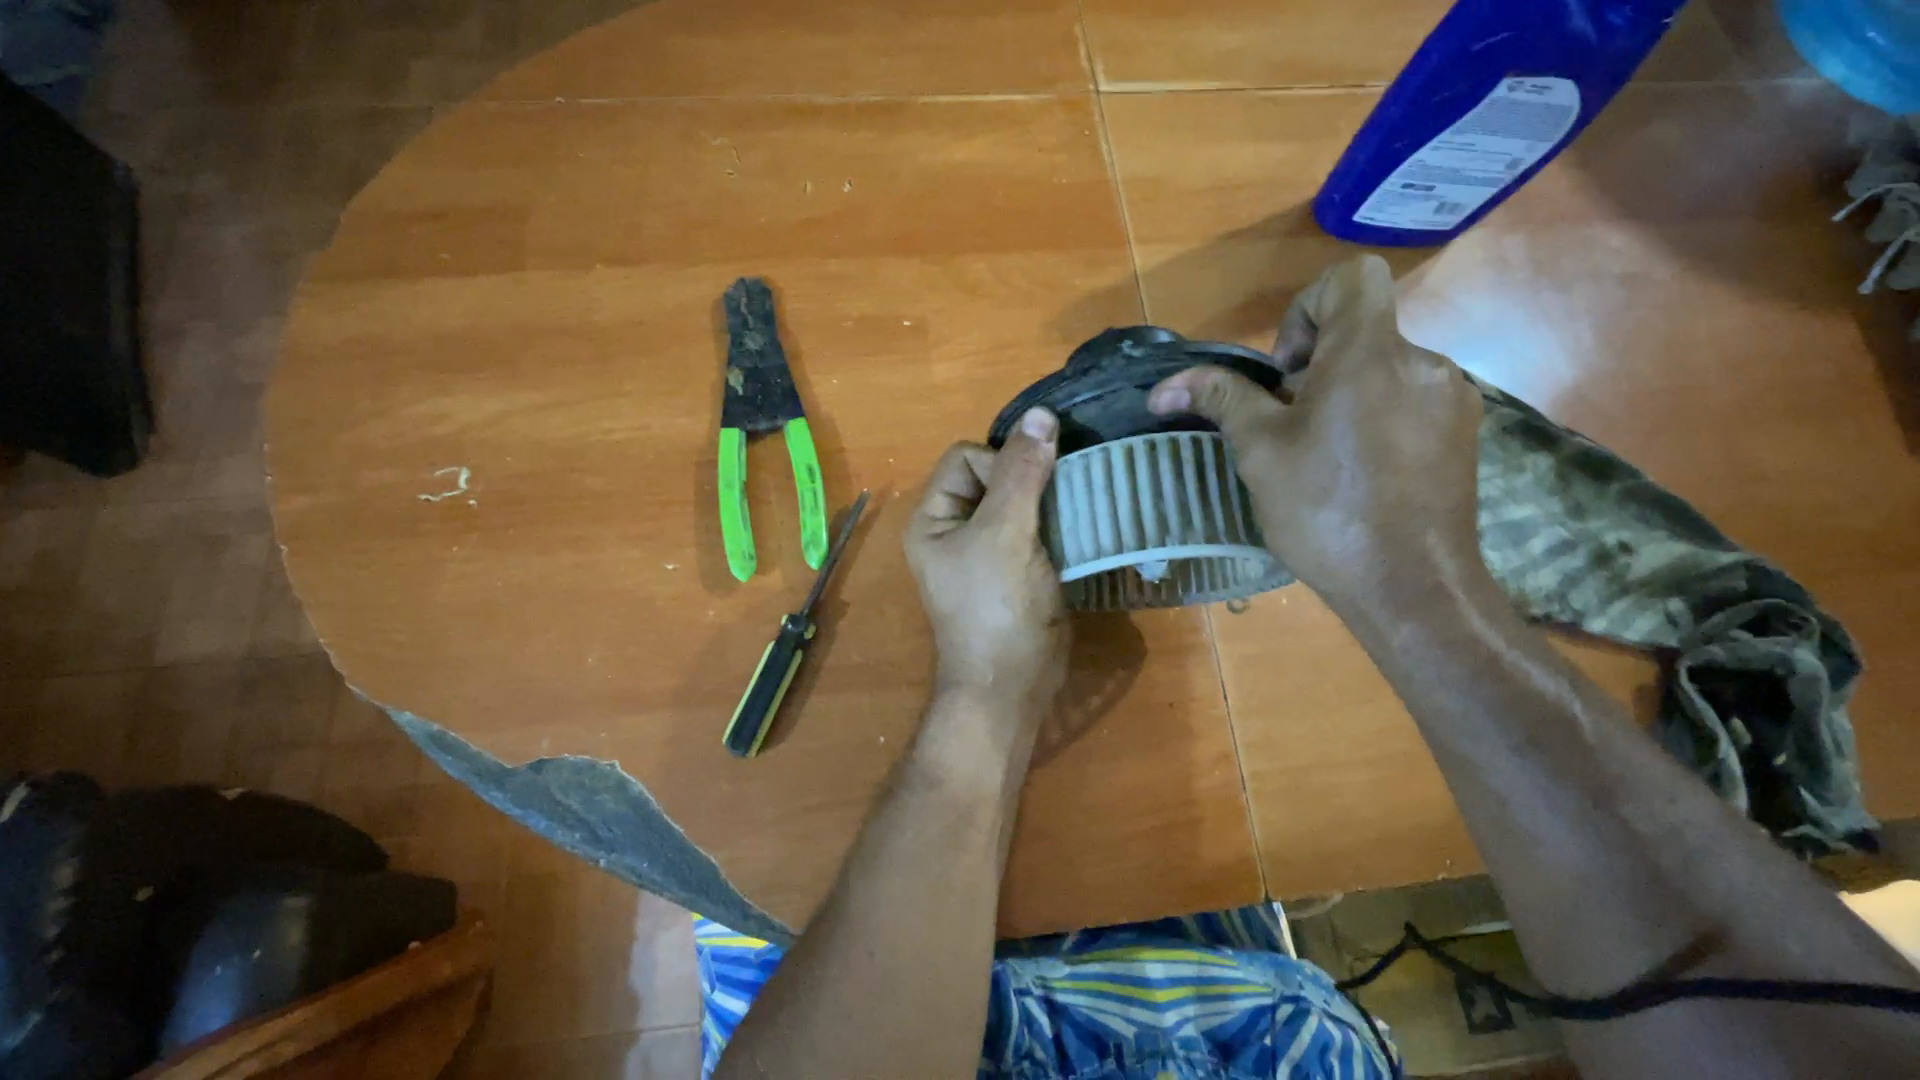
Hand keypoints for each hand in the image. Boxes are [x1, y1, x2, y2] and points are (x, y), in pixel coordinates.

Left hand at [905, 408, 1069, 723]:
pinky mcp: (1020, 569)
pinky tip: (1084, 530)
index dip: (1000, 463)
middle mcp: (956, 529)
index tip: (1027, 494)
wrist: (1011, 683)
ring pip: (1024, 501)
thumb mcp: (1004, 533)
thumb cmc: (995, 607)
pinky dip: (1062, 524)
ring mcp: (989, 551)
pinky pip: (1041, 529)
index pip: (966, 457)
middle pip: (996, 475)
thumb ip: (1022, 473)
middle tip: (1060, 499)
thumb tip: (1042, 414)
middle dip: (1032, 479)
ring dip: (1052, 500)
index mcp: (933, 518)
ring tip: (1078, 511)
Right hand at [1146, 255, 1483, 602]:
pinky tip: (1363, 474)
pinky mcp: (1464, 434)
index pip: (1349, 277)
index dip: (1307, 307)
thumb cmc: (1325, 510)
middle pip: (1362, 330)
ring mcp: (1450, 399)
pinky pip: (1412, 402)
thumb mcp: (1260, 452)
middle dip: (1318, 365)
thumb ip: (1221, 399)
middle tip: (1291, 425)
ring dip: (1348, 395)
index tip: (1288, 371)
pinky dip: (1380, 419)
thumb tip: (1164, 387)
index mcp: (1368, 353)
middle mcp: (1421, 361)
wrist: (1411, 585)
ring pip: (1386, 370)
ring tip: (1325, 456)